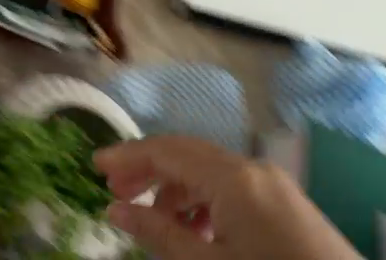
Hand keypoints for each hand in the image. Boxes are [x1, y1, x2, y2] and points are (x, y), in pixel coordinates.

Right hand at [93, 136, 359, 259]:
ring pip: (209, 171)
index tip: (95, 167)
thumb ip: (160, 234)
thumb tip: (115, 210)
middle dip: (148, 170)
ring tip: (154, 220)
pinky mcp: (290, 206)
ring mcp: (276, 186)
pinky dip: (204, 201)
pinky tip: (196, 231)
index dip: (127, 156)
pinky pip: (233, 188)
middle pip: (186, 154)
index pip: (166, 151)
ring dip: (176, 189)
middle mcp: (253, 169)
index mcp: (232, 177)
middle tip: (115, 190)